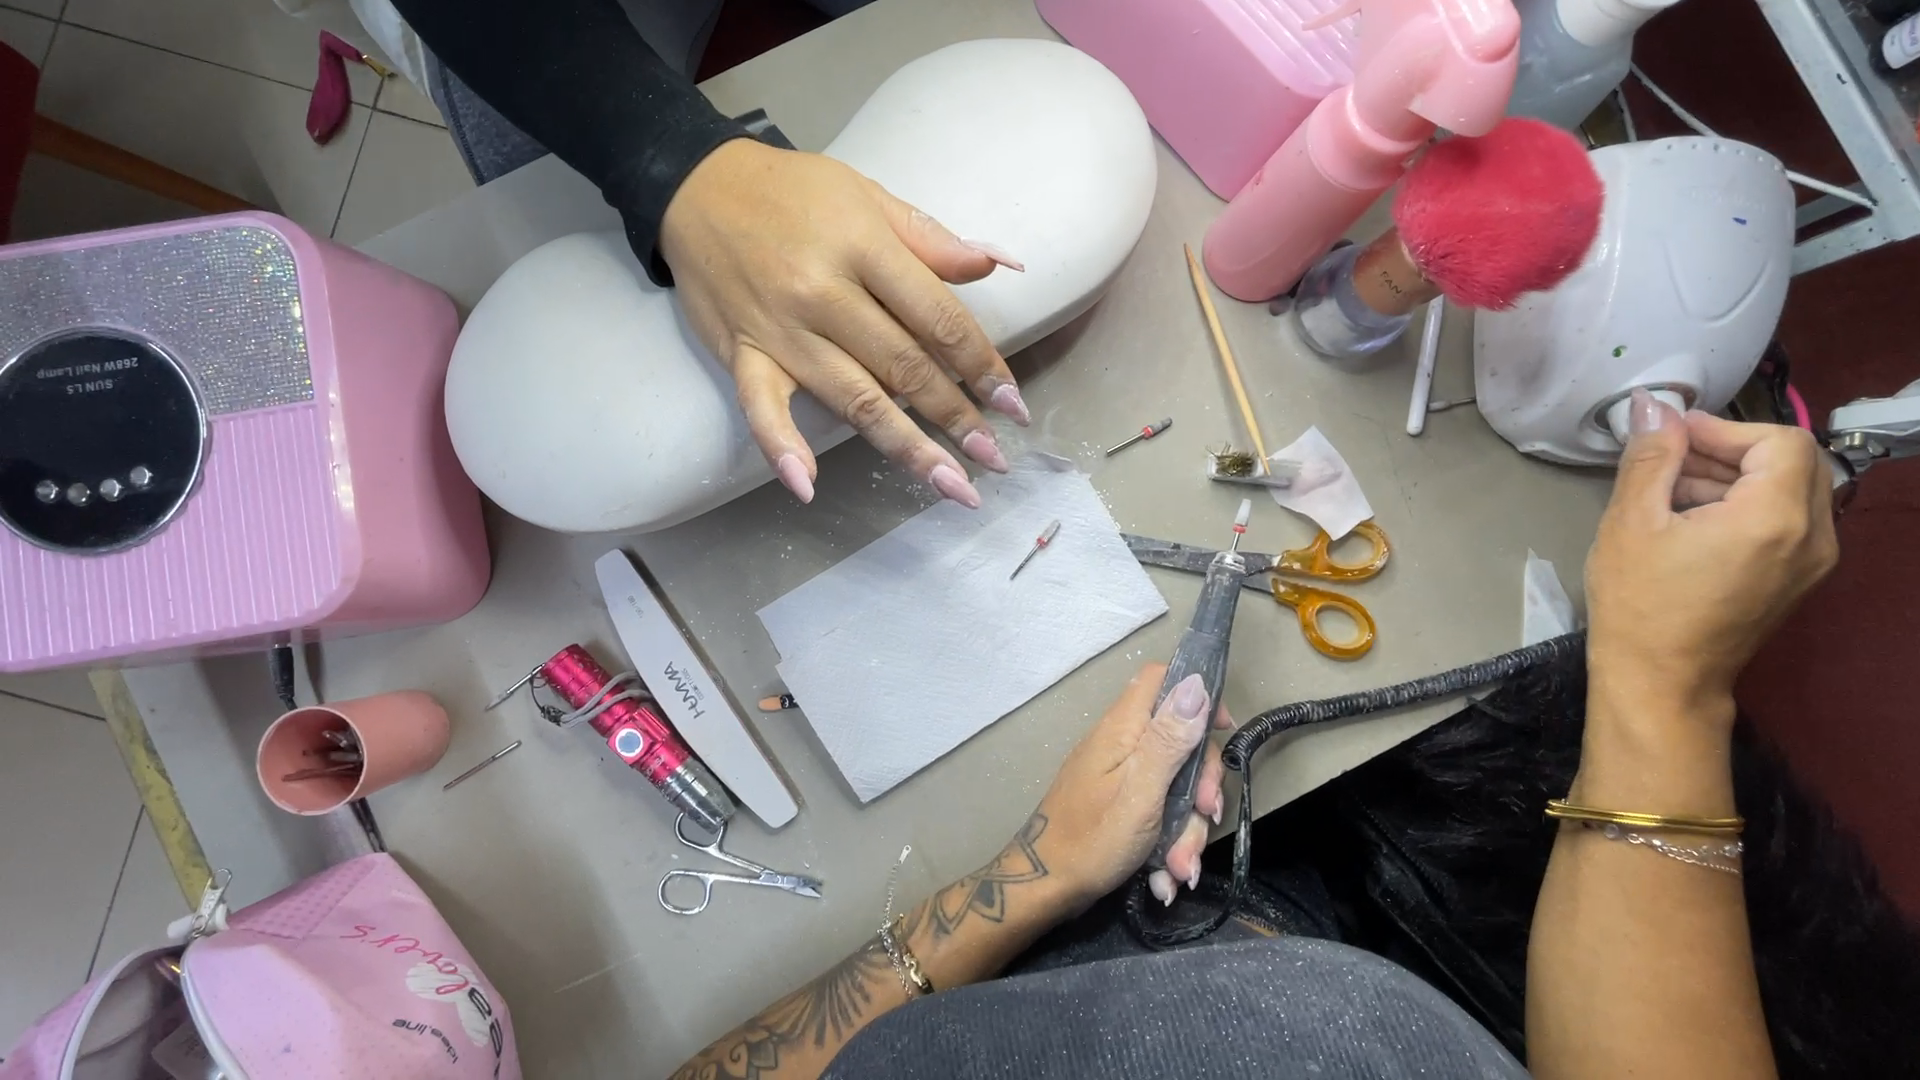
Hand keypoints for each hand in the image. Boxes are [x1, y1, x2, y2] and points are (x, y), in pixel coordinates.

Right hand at [659, 139, 1029, 507]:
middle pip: (904, 367)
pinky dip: (781, 446)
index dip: (981, 365)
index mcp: (863, 248)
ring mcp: (781, 330)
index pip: (937, 318)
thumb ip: (932, 239)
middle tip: (995, 461)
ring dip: (906, 446)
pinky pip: (760, 407)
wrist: (696, 187)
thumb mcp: (869, 197)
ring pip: (854, 399)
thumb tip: (999, 265)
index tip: (1013, 405)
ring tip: (951, 486)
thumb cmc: (794, 193)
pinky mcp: (743, 354)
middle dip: (957, 417)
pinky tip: (806, 487)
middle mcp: (825, 294)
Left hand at [1028, 665, 1230, 912]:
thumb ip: (1168, 739)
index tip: (1221, 731)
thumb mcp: (1141, 791)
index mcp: (1122, 729)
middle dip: (1200, 784)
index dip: (1196, 695)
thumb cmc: (1092, 839)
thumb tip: (1195, 683)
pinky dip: (1169, 844)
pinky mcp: (1119, 804)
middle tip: (1205, 815)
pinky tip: (1166, 877)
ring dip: (1186, 829)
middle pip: (1180, 741)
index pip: (1161, 680)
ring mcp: (1119, 775)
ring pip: (1174, 785)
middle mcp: (1121, 744)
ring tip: (1180, 869)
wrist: (1046, 888)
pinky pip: (1158, 812)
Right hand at [1586, 389, 1838, 723]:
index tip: (1668, 436)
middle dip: (1730, 450)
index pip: (1778, 442)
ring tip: (1667, 492)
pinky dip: (1743, 506)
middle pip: (1792, 463)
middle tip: (1666, 459)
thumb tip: (1653, 407)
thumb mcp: (1631, 523)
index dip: (1723, 429)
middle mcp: (1814, 535)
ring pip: (1790, 491)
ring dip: (1734, 477)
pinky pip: (1786, 522)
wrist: (1660, 676)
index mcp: (1774, 518)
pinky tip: (1689, 522)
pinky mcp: (1798, 577)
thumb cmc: (1638, 600)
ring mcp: (1813, 560)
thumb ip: (1649, 459)